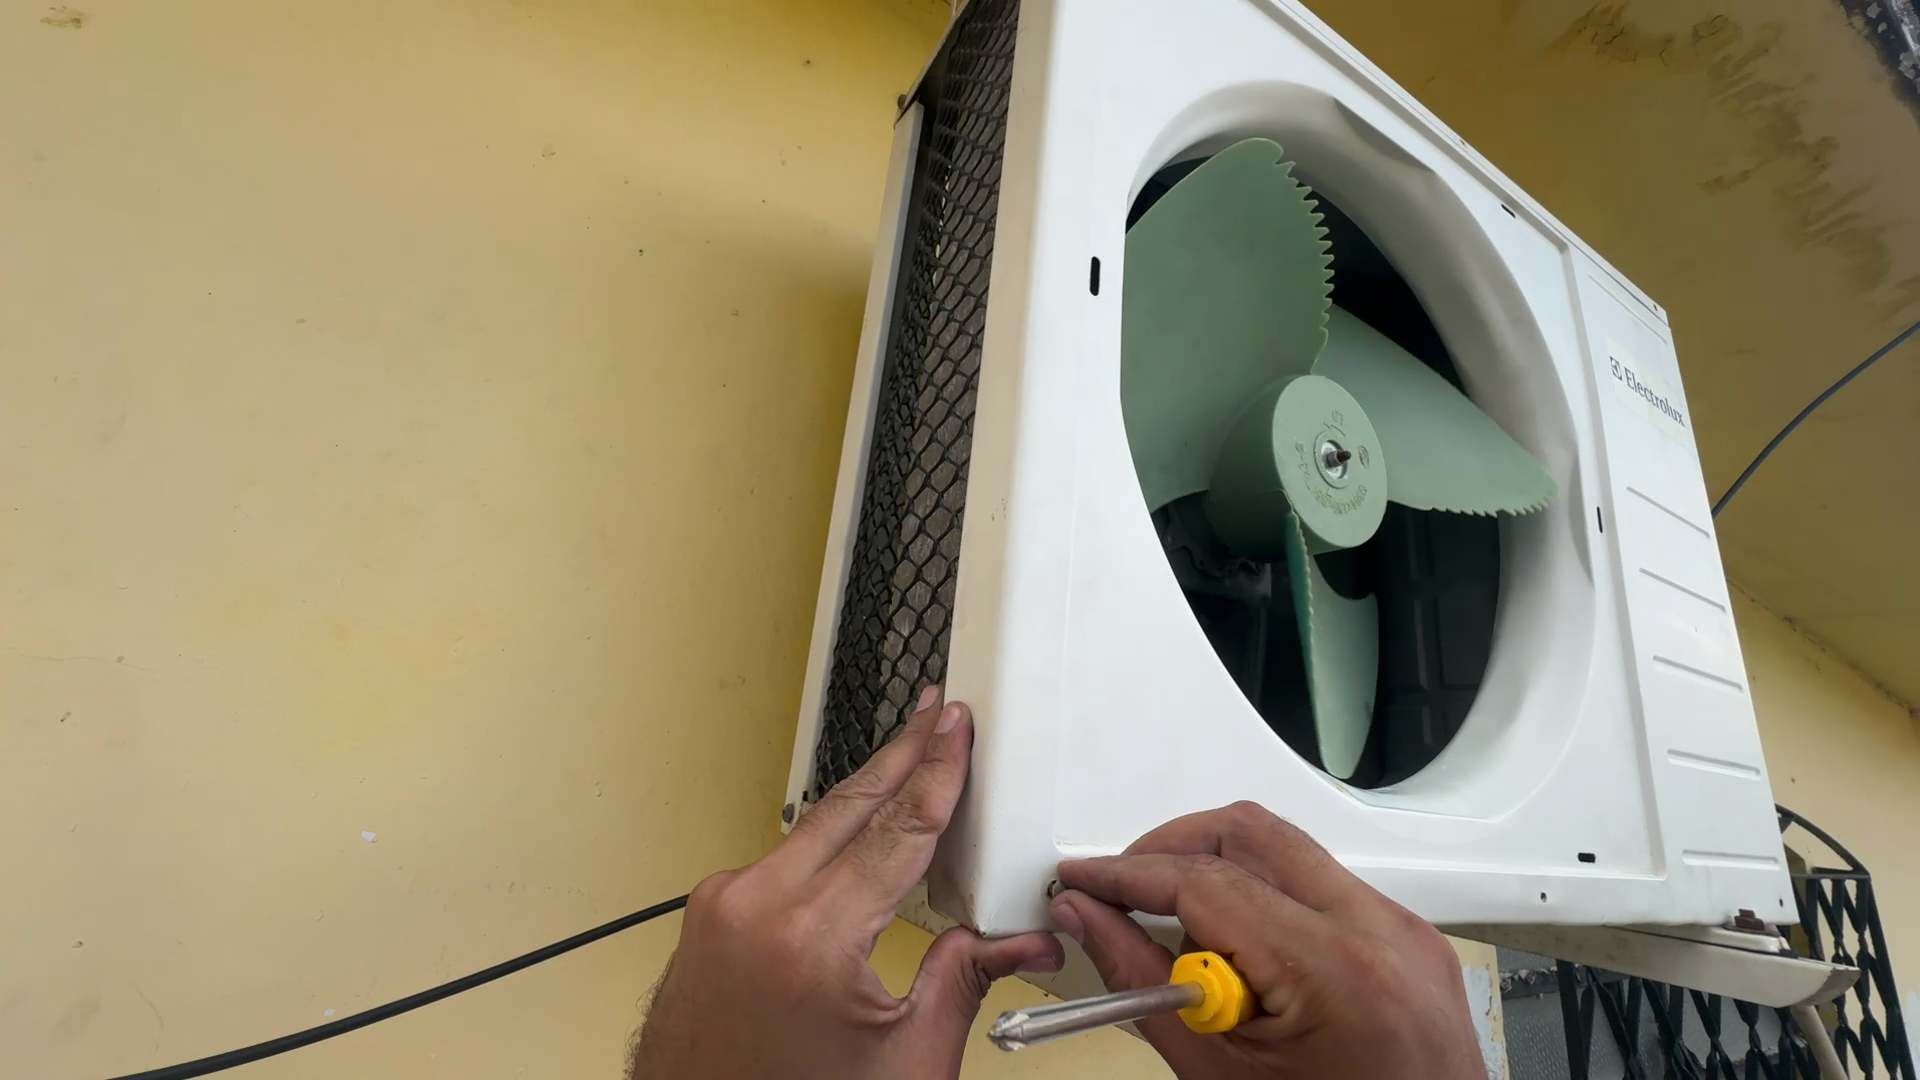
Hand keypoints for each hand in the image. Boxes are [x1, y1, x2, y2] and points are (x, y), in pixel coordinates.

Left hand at [629, 686, 1063, 1079]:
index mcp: (811, 941)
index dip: (938, 770)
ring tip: (910, 746)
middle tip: (936, 709)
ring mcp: (725, 900)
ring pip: (819, 817)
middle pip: (854, 800)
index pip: (899, 828)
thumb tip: (1018, 943)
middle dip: (905, 747)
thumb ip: (962, 983)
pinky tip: (860, 812)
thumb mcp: (902, 1066)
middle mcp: (757, 905)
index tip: (955, 728)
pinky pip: (788, 847)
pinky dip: (832, 824)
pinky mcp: (712, 905)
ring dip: (871, 781)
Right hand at [1052, 802, 1482, 1079]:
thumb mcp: (1217, 1075)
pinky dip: (1257, 889)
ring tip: (1176, 919)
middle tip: (1122, 885)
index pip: (1205, 882)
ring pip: (1280, 844)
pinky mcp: (1402, 933)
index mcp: (1338, 975)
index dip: (1129, 874)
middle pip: (1247, 832)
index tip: (1085, 878)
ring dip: (1213, 863)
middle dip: (1170, 846)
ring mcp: (1400, 928)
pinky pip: (1312, 877)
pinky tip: (1234, 941)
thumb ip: (1141, 982)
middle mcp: (1381, 932)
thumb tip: (1087, 916)